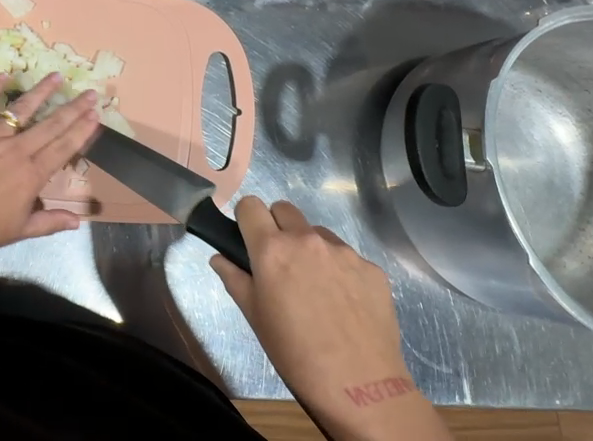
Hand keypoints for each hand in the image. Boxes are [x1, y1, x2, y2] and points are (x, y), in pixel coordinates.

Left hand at [0, 73, 99, 253]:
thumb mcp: (20, 230)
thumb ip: (50, 222)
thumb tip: (78, 220)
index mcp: (31, 175)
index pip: (64, 147)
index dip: (82, 130)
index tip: (96, 114)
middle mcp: (16, 150)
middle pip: (50, 124)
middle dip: (73, 107)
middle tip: (89, 92)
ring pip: (20, 109)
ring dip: (40, 91)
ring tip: (56, 76)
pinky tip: (4, 75)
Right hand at [212, 198, 439, 439]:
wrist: (360, 387)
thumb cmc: (295, 354)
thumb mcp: (254, 317)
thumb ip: (234, 279)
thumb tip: (219, 258)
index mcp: (272, 249)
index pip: (250, 205)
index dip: (246, 218)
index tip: (249, 237)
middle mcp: (307, 240)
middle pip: (284, 209)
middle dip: (277, 226)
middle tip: (280, 262)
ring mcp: (344, 252)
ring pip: (317, 232)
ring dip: (310, 247)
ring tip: (317, 287)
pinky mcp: (372, 268)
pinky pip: (348, 256)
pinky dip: (340, 270)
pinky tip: (345, 303)